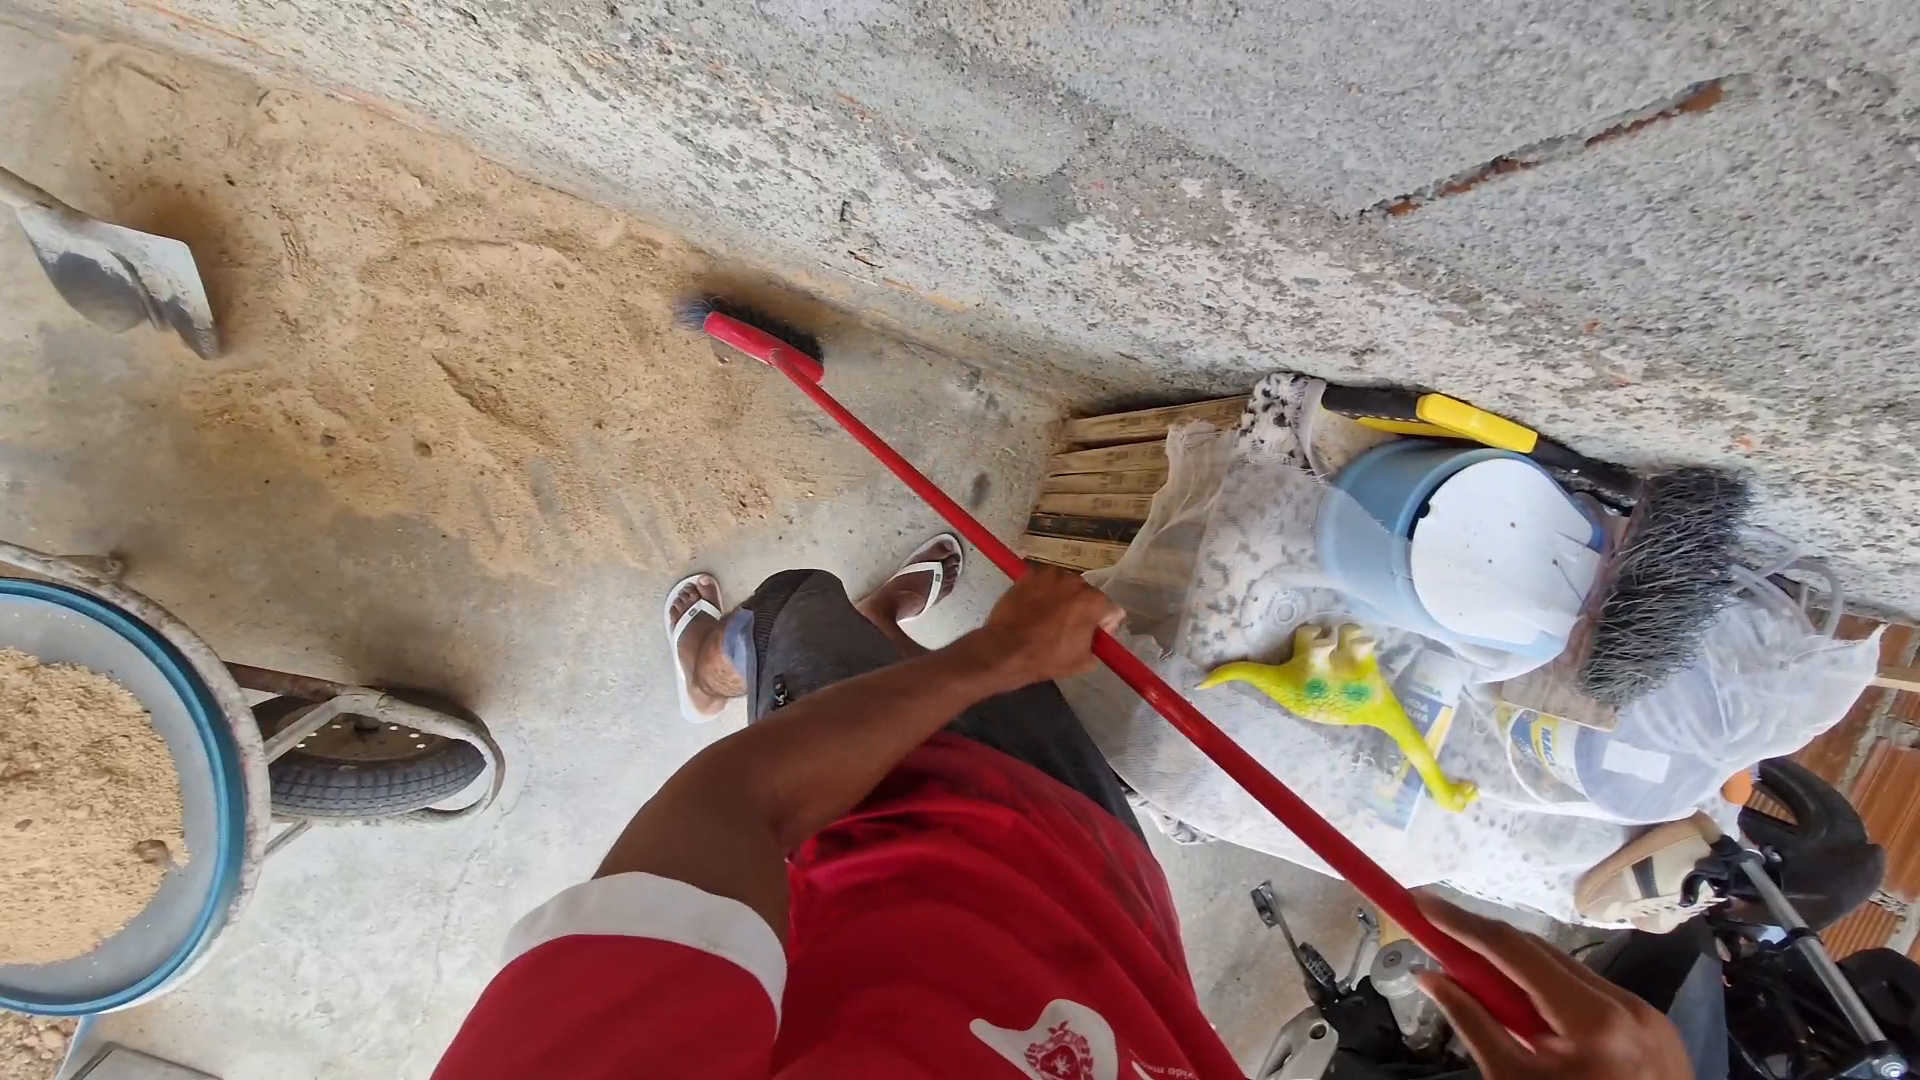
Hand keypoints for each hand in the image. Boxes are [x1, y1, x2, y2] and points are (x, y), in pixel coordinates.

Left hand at [967, 564, 1123, 688]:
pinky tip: (1033, 608)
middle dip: (1082, 609)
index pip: (1111, 610)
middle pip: (1087, 594)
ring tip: (1048, 618)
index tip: (1093, 636)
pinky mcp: (1028, 575)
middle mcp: (1075, 581)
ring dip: (1062, 598)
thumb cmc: (1047, 657)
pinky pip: (1043, 582)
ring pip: (1064, 586)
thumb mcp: (1084, 661)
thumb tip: (1096, 638)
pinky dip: (1042, 592)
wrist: (1005, 649)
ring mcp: (1050, 575)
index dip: (1104, 626)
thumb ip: (1098, 645)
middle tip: (1069, 628)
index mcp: (1094, 601)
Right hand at [1414, 896, 1691, 1079]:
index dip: (1459, 921)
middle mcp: (1625, 1004)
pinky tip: (1521, 1002)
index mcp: (1592, 1020)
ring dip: (1511, 963)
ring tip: (1473, 973)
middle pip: (1535, 950)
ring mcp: (1647, 1014)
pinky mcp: (1655, 1026)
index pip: (1511, 949)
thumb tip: (1426, 976)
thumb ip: (1470, 1021)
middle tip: (1433, 931)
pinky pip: (1584, 987)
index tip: (1418, 900)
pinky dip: (1544, 985)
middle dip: (1481, 939)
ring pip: (1559, 965)